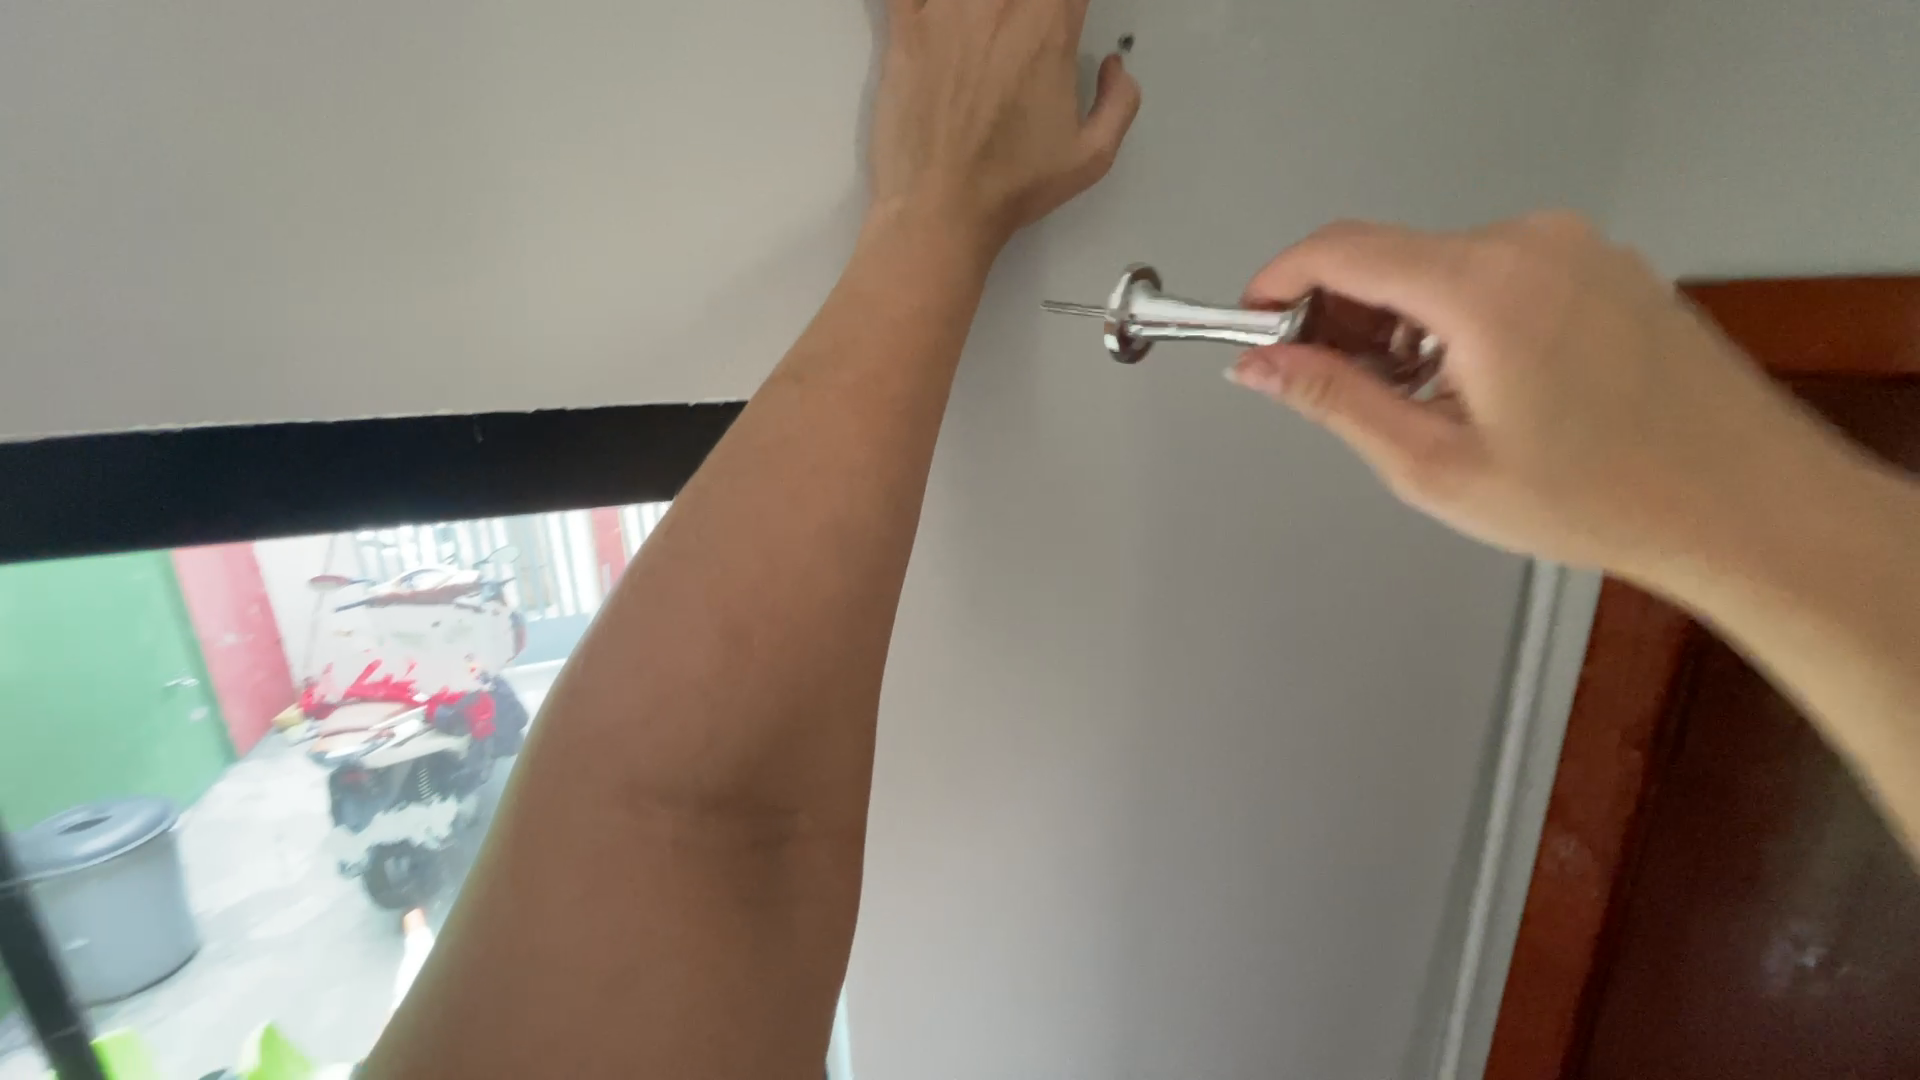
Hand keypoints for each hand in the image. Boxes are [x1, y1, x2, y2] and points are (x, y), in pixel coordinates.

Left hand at [869, 0, 1141, 251]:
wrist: (942, 211)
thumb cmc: (1012, 187)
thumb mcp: (1092, 158)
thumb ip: (1120, 102)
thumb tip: (1113, 67)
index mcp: (1048, 26)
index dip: (1067, 7)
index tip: (1063, 24)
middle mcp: (998, 5)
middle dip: (1025, 7)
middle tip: (1021, 35)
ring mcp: (944, 9)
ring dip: (980, 3)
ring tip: (983, 28)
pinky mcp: (905, 28)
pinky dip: (923, 0)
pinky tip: (933, 16)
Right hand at [1226, 213, 1852, 580]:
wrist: (1742, 503)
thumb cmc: (1594, 495)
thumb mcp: (1429, 461)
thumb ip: (1332, 399)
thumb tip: (1259, 366)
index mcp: (1484, 288)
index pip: (1340, 250)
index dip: (1277, 282)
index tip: (1249, 322)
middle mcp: (1531, 244)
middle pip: (1384, 255)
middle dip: (1331, 313)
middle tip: (1318, 383)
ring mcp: (1573, 248)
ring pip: (1430, 266)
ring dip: (1386, 320)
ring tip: (1397, 397)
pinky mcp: (1595, 264)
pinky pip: (1483, 270)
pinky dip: (1439, 315)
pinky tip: (1451, 379)